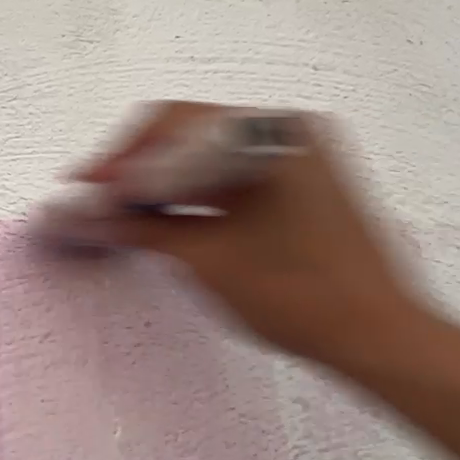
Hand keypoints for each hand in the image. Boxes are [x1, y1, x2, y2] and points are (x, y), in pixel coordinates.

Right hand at [74, 102, 432, 371]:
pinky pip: (231, 171)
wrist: (376, 337)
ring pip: (207, 152)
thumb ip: (141, 227)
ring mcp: (298, 153)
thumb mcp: (205, 258)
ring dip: (162, 178)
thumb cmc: (295, 295)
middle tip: (97, 199)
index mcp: (267, 134)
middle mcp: (285, 129)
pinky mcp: (301, 180)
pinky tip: (163, 214)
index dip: (119, 156)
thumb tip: (88, 216)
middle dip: (137, 166)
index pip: (172, 123)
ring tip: (121, 209)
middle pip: (188, 132)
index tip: (83, 186)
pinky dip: (193, 190)